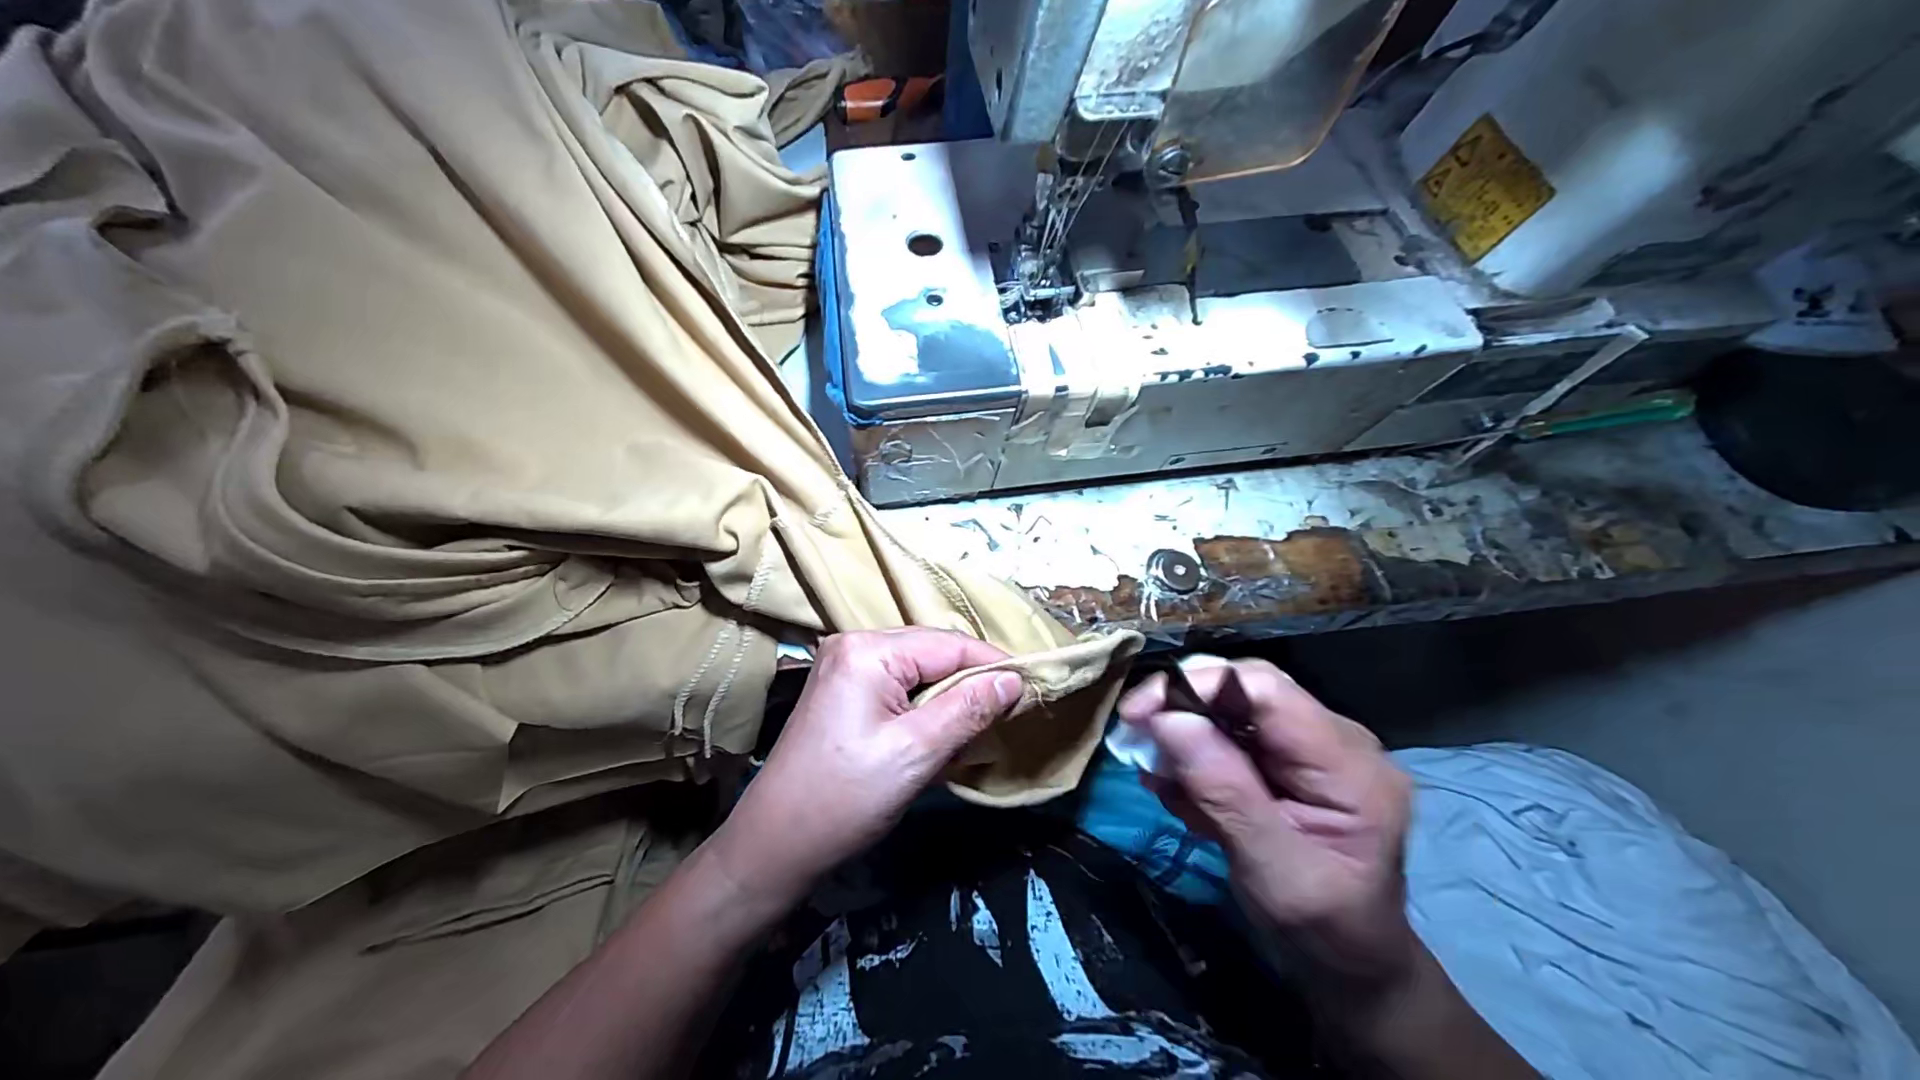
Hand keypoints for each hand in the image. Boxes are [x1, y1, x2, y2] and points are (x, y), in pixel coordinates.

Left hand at [713, 629, 1023, 900]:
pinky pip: (900, 684)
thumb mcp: (916, 753)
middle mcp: (854, 644)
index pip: (950, 645)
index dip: (995, 665)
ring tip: (979, 726)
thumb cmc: (844, 799)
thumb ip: (968, 709)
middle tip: (1010, 711)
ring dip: (951, 697)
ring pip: (920, 670)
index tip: (1034, 688)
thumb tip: (1014, 679)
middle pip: (934, 652)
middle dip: (973, 682)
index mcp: (868, 650)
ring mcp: (845, 666)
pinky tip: (941, 731)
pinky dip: (926, 706)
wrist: (776, 845)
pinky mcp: (844, 690)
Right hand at [1118, 658, 1416, 985]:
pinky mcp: (1287, 755)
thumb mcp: (1272, 872)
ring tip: (1164, 783)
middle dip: (1182, 707)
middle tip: (1135, 738)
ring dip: (1184, 737)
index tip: (1139, 713)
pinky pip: (1230, 732)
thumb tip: (1168, 720)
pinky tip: (1185, 793)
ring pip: (1231, 707)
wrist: (1348, 960)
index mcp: (1349, 765)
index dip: (1198, 685)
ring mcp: (1310, 745)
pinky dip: (1195, 754)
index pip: (1266, 689)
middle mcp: (1334, 738)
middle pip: (1245, 689)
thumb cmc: (1322, 927)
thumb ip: (1224, 793)